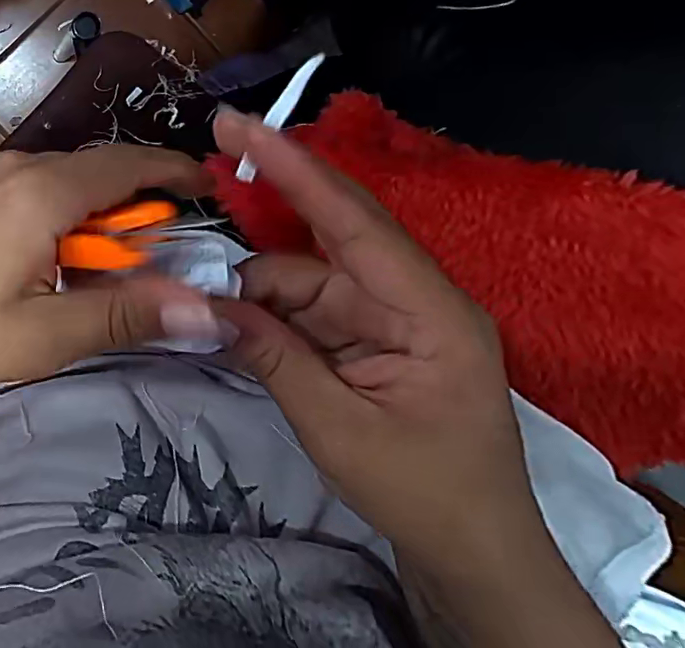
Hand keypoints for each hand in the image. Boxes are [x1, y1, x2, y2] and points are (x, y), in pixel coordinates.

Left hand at [0, 145, 218, 391]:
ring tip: (110, 259)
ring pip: (75, 174)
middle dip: (143, 199)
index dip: (176, 171)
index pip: (130, 164)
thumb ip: (128, 315)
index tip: (210, 186)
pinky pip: (46, 181)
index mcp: (43, 192)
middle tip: (163, 244)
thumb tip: (204, 310)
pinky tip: (62, 252)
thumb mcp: (47, 335)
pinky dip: (74, 207)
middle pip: (104, 167)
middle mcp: (23, 166)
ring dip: (105, 208)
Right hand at [211, 108, 533, 561]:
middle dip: (279, 183)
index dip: (299, 171)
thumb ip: (276, 359)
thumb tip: (213, 307)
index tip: (250, 128)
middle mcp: (411, 294)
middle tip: (223, 137)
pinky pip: (310, 304)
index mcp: (430, 309)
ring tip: (209, 299)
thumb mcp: (341, 432)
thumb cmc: (426, 496)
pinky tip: (236, 320)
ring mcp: (388, 312)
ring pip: (310, 271)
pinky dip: (271, 309)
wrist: (475, 556)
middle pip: (337, 224)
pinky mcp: (369, 333)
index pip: (356, 223)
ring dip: (260, 282)